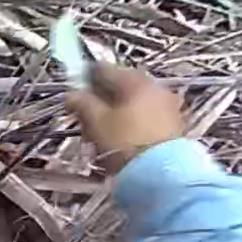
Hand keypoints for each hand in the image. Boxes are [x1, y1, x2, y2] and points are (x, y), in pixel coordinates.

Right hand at [66, 65, 185, 172]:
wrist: (158, 172)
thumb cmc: (124, 142)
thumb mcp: (96, 122)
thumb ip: (82, 104)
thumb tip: (71, 95)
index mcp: (136, 82)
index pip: (105, 70)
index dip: (85, 78)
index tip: (72, 90)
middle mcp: (155, 88)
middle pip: (119, 87)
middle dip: (99, 100)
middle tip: (83, 117)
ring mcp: (166, 105)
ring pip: (130, 103)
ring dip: (112, 114)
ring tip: (98, 134)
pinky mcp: (171, 124)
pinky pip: (142, 116)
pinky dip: (127, 123)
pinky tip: (116, 139)